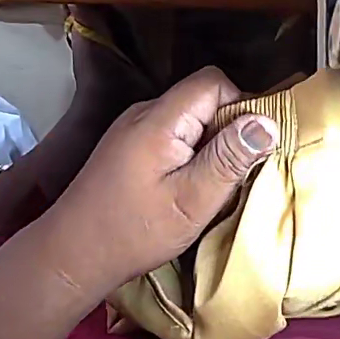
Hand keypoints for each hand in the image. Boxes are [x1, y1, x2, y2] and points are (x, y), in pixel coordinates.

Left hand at [32, 67, 276, 298]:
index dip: (243, 105)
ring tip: (212, 183)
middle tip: (234, 172)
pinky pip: (174, 133)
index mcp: (160, 119)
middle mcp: (145, 113)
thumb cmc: (133, 232)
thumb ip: (230, 158)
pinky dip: (192, 153)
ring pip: (191, 117)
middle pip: (203, 97)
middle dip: (229, 129)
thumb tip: (268, 122)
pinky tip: (189, 186)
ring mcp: (134, 128)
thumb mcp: (192, 200)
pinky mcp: (129, 145)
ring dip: (211, 144)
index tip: (252, 147)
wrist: (71, 255)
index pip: (215, 82)